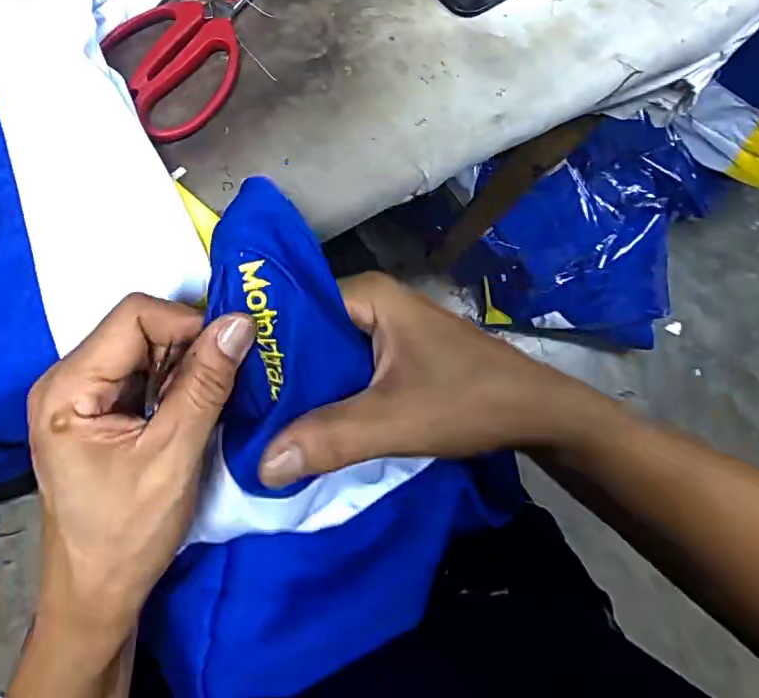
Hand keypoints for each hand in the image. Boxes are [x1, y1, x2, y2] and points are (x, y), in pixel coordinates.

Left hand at [25, 294, 253, 642]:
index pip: (135, 316)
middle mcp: (71, 379)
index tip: (227, 353)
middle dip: (192, 345)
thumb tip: (241, 321)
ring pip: (154, 345)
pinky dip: (184, 378)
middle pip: (144, 326)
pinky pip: (154, 369)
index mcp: (68, 387)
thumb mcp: (173, 456)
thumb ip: (205, 383)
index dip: (186, 324)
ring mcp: (88, 392)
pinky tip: (200, 403)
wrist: (98, 595)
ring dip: (192, 363)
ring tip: (215, 395)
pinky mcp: (107, 406)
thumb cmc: (125, 534)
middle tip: (225, 379)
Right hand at [258, 273, 608, 488]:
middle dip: (278, 371)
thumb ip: (326, 438)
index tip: (225, 382)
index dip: (260, 344)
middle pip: (310, 331)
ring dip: (304, 387)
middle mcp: (377, 300)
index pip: (295, 306)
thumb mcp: (392, 421)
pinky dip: (331, 393)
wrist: (533, 409)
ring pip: (330, 353)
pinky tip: (307, 425)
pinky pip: (351, 367)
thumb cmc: (466, 400)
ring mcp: (391, 326)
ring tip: (260, 423)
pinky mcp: (400, 352)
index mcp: (371, 294)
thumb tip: (258, 463)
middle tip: (236, 411)